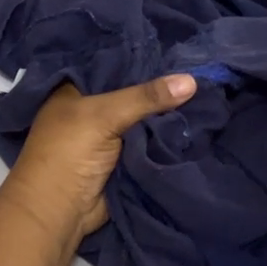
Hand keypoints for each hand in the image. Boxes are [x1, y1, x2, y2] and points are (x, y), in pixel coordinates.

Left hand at [0, 75, 197, 245]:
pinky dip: (167, 139)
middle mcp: (92, 110)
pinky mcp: (123, 161)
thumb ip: (146, 98)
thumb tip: (192, 81)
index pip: (115, 67)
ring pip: (144, 121)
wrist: (59, 211)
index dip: (144, 62)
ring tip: (207, 96)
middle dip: (162, 92)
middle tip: (201, 76)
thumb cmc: (69, 152)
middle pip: (133, 96)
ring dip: (168, 117)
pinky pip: (150, 144)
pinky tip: (197, 125)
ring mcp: (108, 137)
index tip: (182, 54)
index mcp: (76, 90)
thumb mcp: (104, 115)